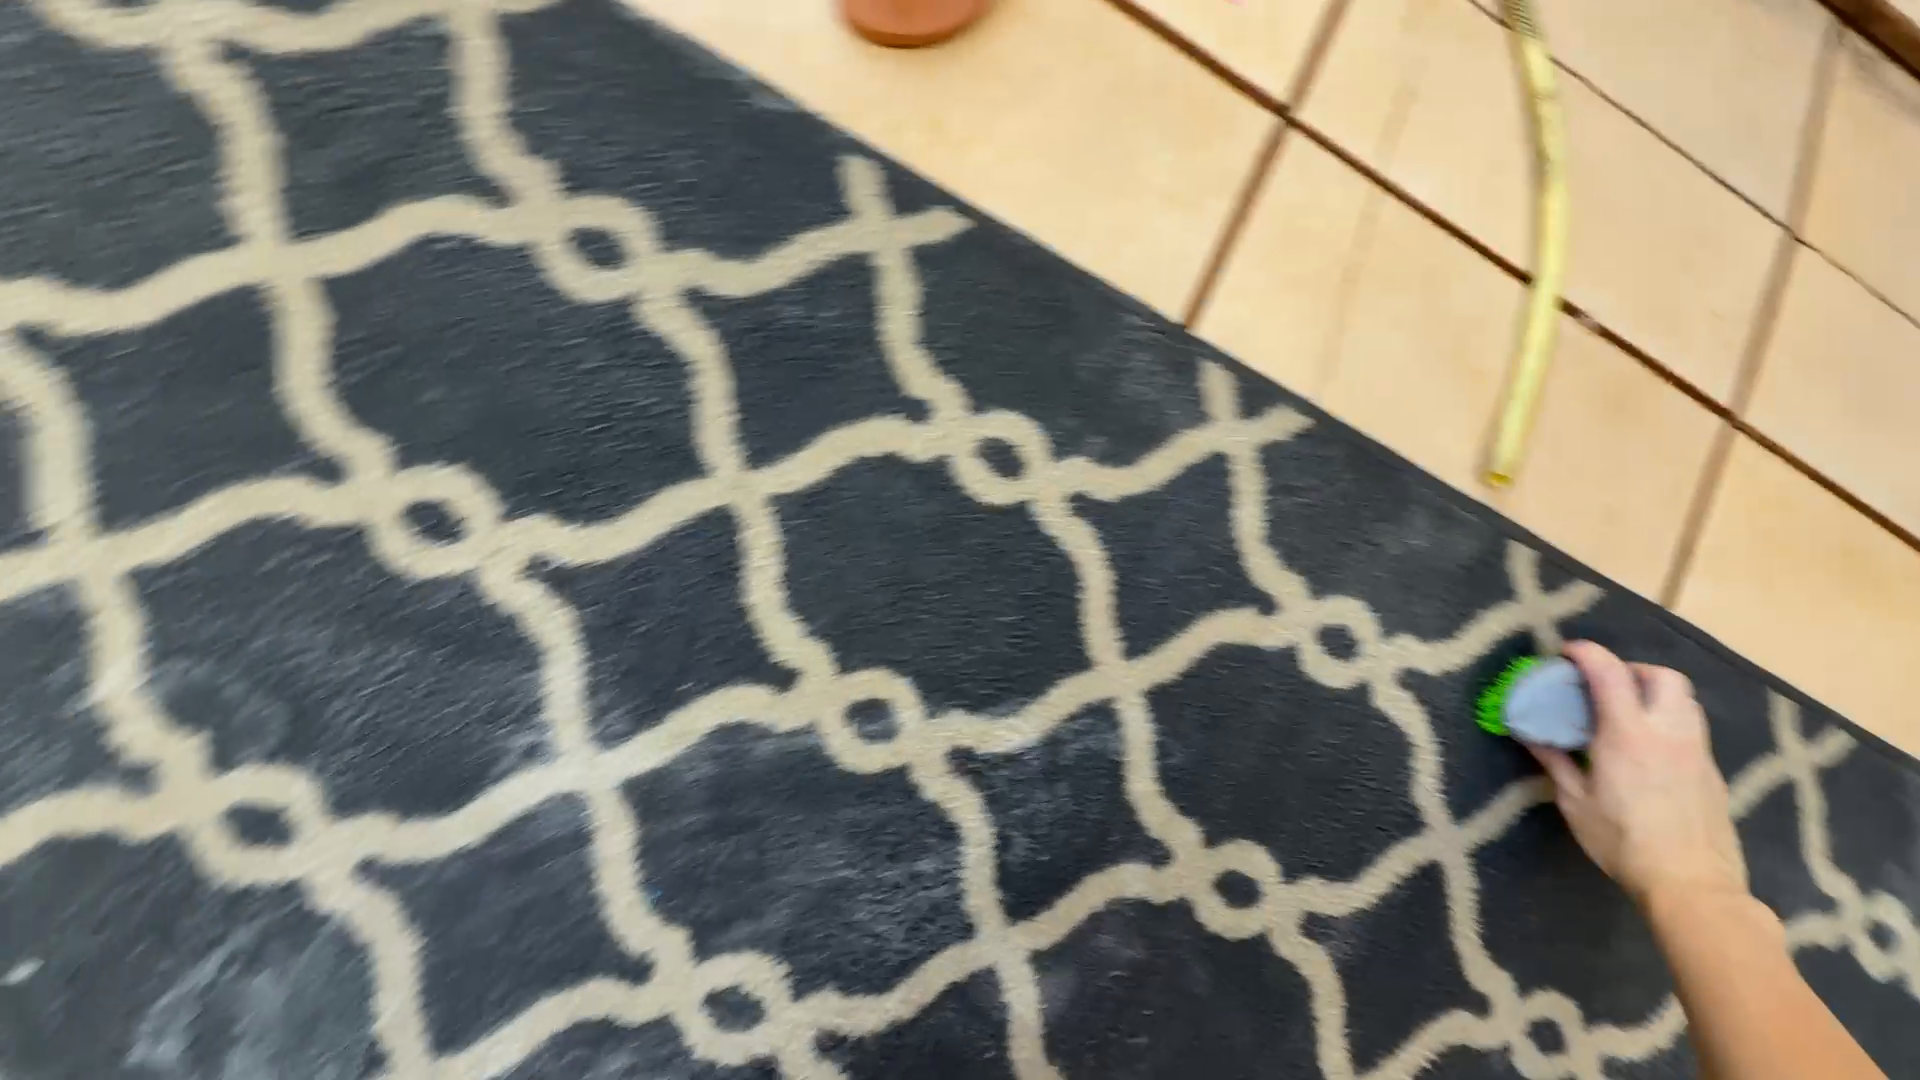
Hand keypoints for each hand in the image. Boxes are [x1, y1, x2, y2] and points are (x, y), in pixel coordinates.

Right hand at [1526, 641, 1748, 908]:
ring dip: (1653, 693)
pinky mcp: (1712, 772)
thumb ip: (1555, 760)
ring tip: (1625, 710)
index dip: (1586, 653)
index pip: (1609, 673)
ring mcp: (1697, 752)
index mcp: (1627, 736)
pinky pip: (1691, 729)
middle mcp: (1668, 733)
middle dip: (1631, 669)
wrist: (1691, 885)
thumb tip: (1529, 733)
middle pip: (1663, 677)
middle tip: (1603, 682)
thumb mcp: (1574, 800)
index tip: (1565, 653)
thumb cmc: (1621, 841)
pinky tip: (1646, 748)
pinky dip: (1666, 721)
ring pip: (1685, 700)